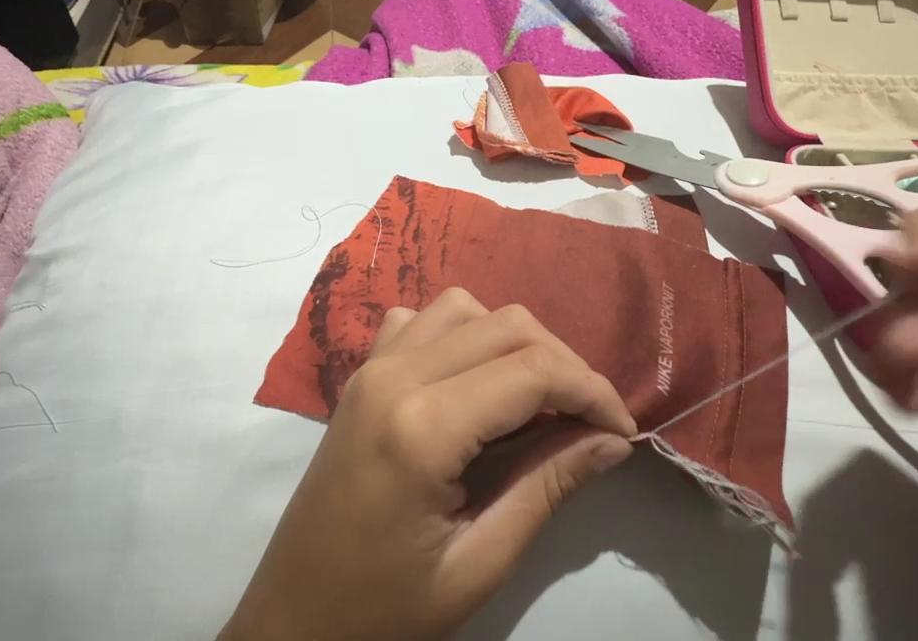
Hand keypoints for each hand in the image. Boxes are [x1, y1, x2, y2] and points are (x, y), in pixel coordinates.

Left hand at [221, 288, 636, 640]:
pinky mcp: (361, 373)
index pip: (532, 370)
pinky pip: (420, 321)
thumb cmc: (386, 607)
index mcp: (422, 426)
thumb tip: (612, 440)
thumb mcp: (479, 563)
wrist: (295, 616)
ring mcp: (371, 366)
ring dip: (514, 341)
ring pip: (464, 308)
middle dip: (564, 363)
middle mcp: (394, 374)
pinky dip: (463, 333)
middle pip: (505, 325)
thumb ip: (547, 486)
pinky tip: (474, 380)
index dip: (592, 391)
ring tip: (539, 399)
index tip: (622, 433)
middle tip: (591, 421)